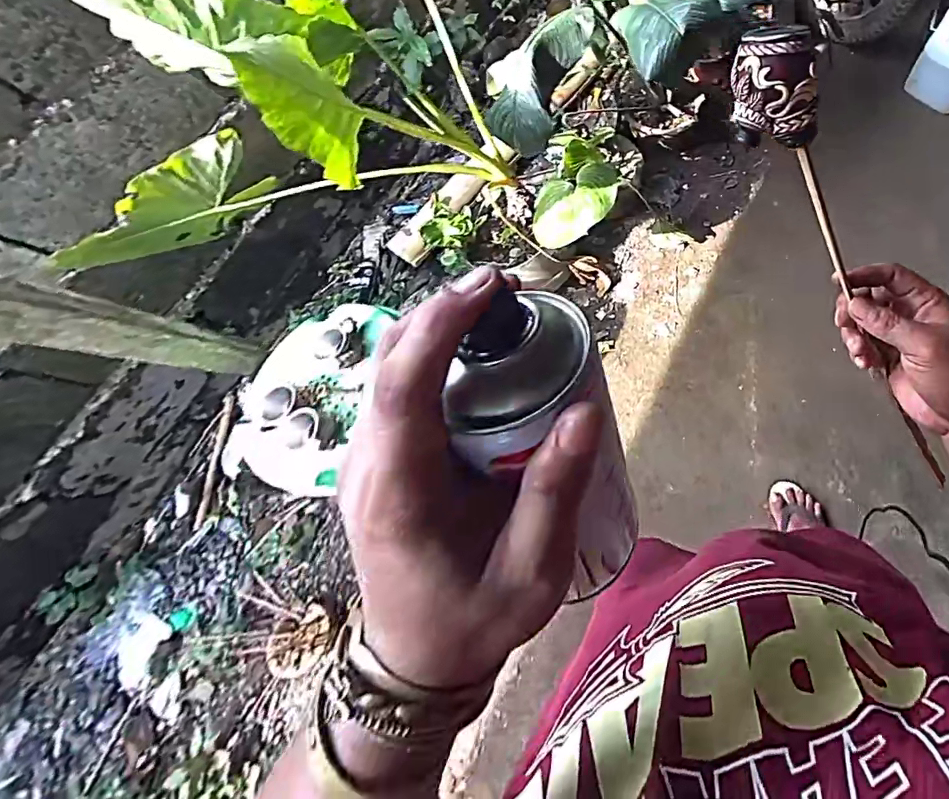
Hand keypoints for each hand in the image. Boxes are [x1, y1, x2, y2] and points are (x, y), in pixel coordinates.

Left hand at [338, 266, 602, 688]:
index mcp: (397, 493)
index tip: (489, 285)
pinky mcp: (378, 455)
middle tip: (508, 291)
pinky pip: (400, 386)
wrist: (413, 663)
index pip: (401, 387)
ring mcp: (364, 458)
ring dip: (441, 326)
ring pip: (391, 366)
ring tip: (500, 312)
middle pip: (390, 361)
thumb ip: (554, 492)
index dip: (440, 324)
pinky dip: (437, 353)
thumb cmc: (472, 622)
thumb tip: (584, 410)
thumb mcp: (530, 573)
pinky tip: (479, 354)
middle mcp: (367, 464)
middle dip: (445, 310)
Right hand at [832, 263, 948, 436]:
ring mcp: (899, 337)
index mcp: (926, 303)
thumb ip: (887, 323)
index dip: (865, 275)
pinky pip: (864, 346)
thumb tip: (856, 304)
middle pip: (870, 298)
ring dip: (854, 334)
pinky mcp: (890, 358)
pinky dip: (858, 352)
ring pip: (862, 323)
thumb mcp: (924, 344)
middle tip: (845, 321)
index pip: (891, 277)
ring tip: (860, 350)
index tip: (842, 280)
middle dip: (853, 308)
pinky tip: (866, 362)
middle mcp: (911, 316)